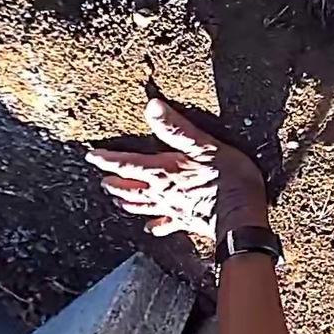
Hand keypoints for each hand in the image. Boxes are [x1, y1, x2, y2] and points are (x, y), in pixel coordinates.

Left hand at [86, 99, 269, 240]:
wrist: (241, 216)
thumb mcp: (204, 145)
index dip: (108, 159)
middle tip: (103, 178)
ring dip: (126, 201)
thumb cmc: (226, 178)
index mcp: (163, 171)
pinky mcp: (186, 222)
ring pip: (141, 205)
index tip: (92, 155)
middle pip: (129, 187)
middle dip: (114, 181)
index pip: (127, 164)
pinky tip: (150, 227)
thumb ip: (177, 128)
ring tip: (116, 199)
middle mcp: (162, 192)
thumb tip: (152, 106)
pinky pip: (165, 225)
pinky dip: (154, 225)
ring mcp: (172, 209)